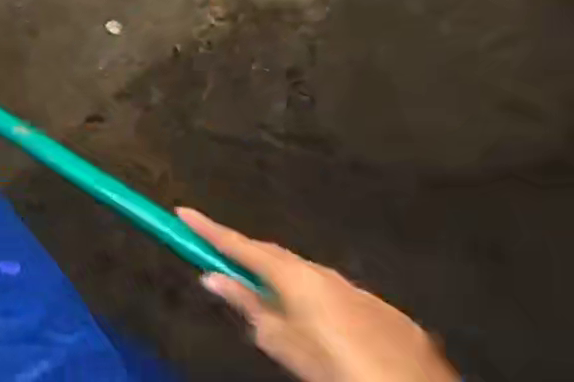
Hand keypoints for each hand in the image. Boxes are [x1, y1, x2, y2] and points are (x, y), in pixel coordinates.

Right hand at [178, 208, 454, 381]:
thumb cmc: (335, 369)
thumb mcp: (282, 344)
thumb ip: (248, 306)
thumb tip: (213, 277)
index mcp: (294, 277)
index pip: (238, 245)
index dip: (207, 228)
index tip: (181, 212)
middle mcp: (326, 275)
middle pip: (278, 257)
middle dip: (250, 255)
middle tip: (226, 260)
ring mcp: (366, 296)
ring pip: (314, 278)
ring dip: (289, 280)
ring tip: (277, 300)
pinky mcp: (397, 320)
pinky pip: (347, 300)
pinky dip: (326, 303)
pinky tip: (330, 328)